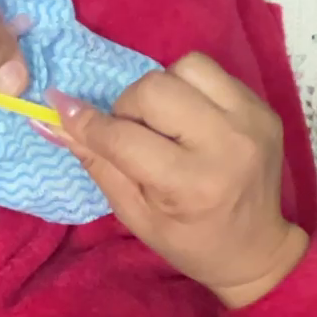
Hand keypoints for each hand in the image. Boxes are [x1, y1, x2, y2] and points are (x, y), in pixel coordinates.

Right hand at [43, 53, 307, 308]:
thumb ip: (96, 161)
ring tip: (165, 124)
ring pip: (185, 68)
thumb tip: (54, 118)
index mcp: (191, 184)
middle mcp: (226, 145)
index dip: (87, 123)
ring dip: (162, 91)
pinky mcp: (262, 106)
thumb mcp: (133, 213)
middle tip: (133, 134)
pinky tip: (190, 120)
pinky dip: (188, 88)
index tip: (64, 111)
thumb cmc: (187, 239)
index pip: (124, 137)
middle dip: (129, 107)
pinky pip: (210, 72)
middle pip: (154, 88)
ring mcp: (251, 121)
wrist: (256, 248)